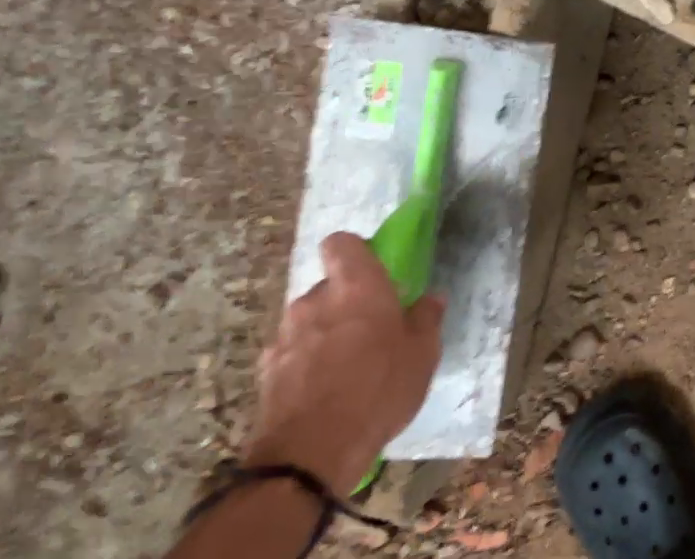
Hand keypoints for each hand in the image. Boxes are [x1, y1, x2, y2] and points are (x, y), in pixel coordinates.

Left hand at [244, 232, 444, 495]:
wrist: (312, 451)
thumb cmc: (380, 388)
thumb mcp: (423, 353)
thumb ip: (426, 318)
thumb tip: (429, 299)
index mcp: (357, 287)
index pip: (341, 243)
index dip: (356, 252)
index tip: (376, 272)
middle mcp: (314, 301)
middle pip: (330, 286)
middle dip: (348, 301)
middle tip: (374, 329)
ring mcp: (285, 336)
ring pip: (311, 319)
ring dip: (327, 331)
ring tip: (349, 364)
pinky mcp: (266, 370)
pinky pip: (294, 351)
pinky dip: (308, 361)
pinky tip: (326, 389)